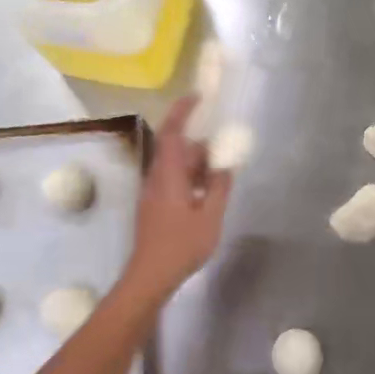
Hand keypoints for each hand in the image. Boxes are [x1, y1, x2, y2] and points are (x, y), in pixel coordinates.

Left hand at [121, 98, 233, 299]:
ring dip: (196, 167)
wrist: (150, 275)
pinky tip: (204, 198)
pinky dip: (189, 181)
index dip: (183, 111)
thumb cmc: (181, 246)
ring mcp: (151, 194)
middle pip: (176, 150)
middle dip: (199, 147)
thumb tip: (224, 166)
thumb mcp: (210, 217)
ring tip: (218, 179)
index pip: (173, 132)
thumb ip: (219, 188)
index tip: (198, 98)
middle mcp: (156, 178)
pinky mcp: (152, 208)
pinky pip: (171, 183)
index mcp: (168, 174)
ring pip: (174, 169)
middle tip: (223, 154)